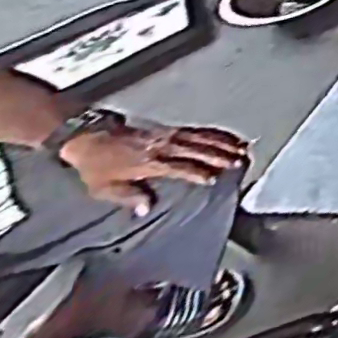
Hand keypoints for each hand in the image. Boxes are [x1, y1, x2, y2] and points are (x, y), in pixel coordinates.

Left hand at [58, 121, 247, 216]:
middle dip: (221, 156)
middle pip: (199, 151)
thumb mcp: (103, 188)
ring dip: (226, 143)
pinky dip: (220, 134)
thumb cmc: (98, 168)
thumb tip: (147, 209)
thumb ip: (128, 197)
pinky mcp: (175, 129)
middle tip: (238, 162)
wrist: (94, 139)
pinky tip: (231, 137)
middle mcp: (166, 147)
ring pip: (206, 138)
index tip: (213, 180)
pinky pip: (202, 130)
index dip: (197, 173)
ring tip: (243, 148)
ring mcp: (173, 135)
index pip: (181, 168)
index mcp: (150, 162)